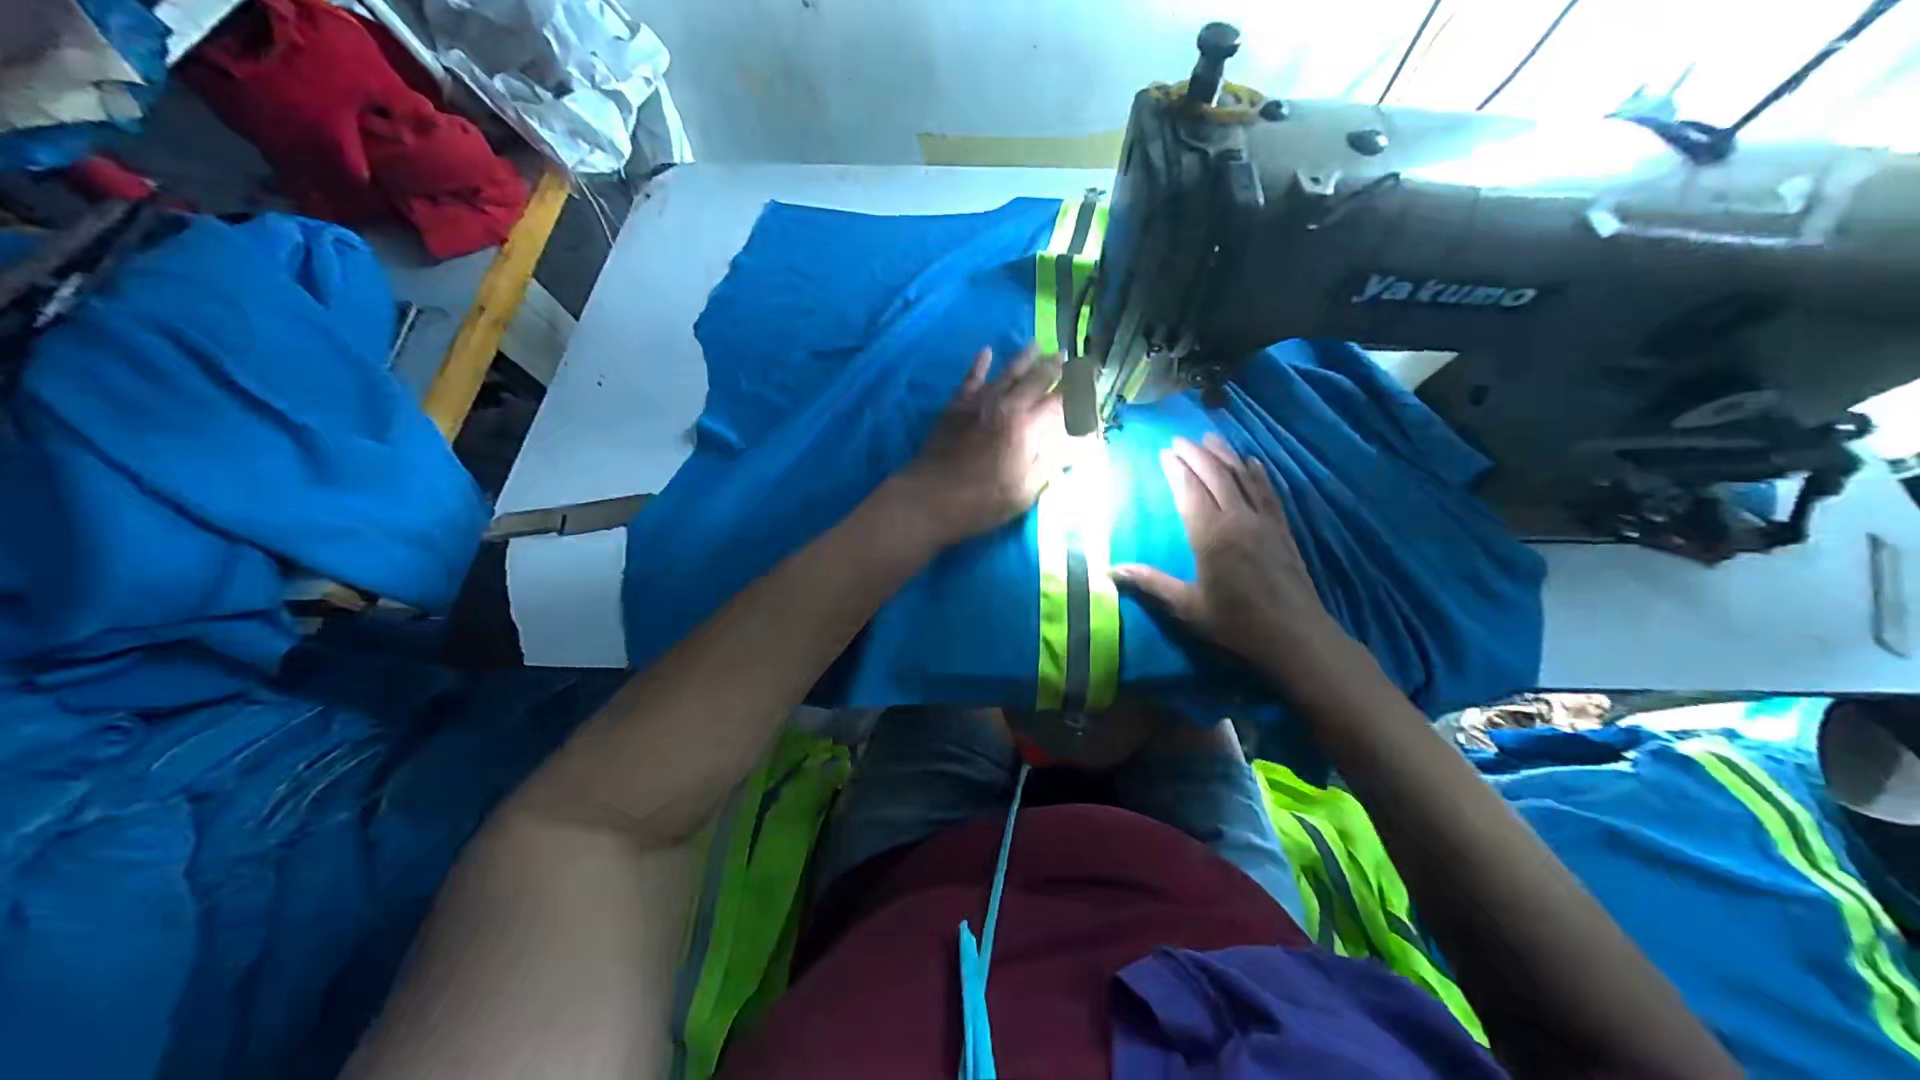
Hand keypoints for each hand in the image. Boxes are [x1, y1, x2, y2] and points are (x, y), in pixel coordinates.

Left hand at [889, 345, 1068, 545]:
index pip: (1061, 402)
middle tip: (1069, 355)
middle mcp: (1006, 406)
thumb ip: (1051, 461)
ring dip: (1024, 357)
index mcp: (1027, 428)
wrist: (929, 498)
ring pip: (1007, 373)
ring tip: (1037, 345)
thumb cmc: (981, 502)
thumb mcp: (1026, 490)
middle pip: (1036, 379)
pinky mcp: (955, 407)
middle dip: (1056, 366)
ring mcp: (979, 403)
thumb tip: (1079, 442)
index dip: (1079, 390)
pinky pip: (971, 379)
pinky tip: (986, 352)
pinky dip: (979, 364)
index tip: (1092, 380)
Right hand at [1112, 435, 1342, 666]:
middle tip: (1180, 439)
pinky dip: (1257, 474)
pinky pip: (1268, 492)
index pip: (1190, 491)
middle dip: (1197, 454)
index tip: (1164, 452)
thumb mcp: (1187, 608)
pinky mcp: (1283, 530)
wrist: (1296, 638)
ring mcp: (1264, 522)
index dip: (1177, 469)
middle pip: (1216, 476)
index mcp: (1211, 536)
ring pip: (1243, 478)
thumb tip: (1110, 570)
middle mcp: (1238, 520)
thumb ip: (1151, 583)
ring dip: (1225, 455)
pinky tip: (1253, 462)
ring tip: (1210, 438)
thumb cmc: (1236, 625)